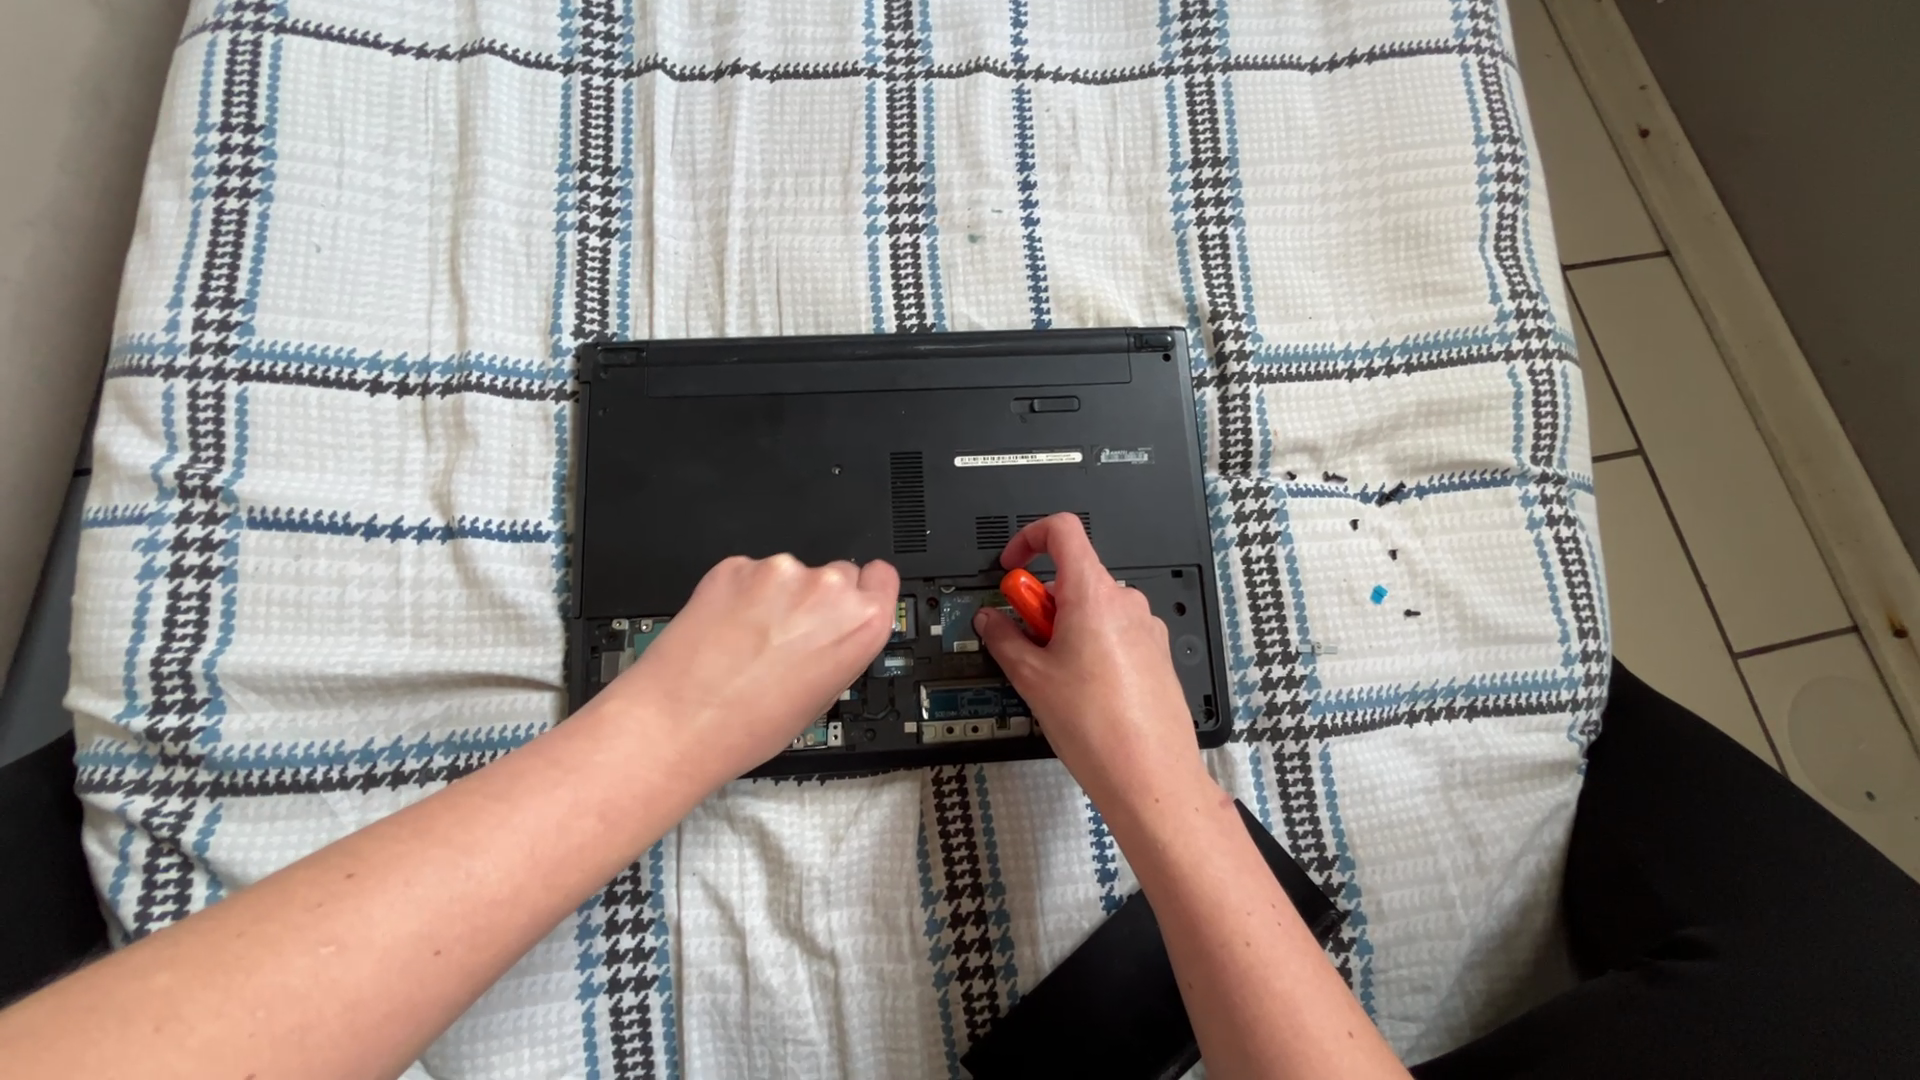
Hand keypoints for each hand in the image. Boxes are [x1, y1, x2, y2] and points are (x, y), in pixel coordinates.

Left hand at [592, 554, 899, 783]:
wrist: (680, 723)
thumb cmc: (749, 726)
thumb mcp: (823, 697)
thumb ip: (842, 648)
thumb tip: (835, 632)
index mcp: (861, 623)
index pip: (883, 577)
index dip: (867, 590)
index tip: (855, 599)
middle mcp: (826, 590)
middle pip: (838, 574)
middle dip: (818, 598)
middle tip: (792, 634)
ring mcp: (779, 573)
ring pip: (789, 574)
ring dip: (776, 596)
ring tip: (751, 640)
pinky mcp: (735, 567)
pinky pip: (750, 573)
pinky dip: (741, 594)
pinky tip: (727, 629)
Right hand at [974, 513, 1207, 810]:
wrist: (1150, 775)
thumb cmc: (1100, 728)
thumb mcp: (1031, 678)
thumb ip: (1003, 637)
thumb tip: (990, 620)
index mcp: (1093, 594)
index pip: (1061, 530)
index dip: (1028, 538)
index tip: (1011, 565)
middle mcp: (1125, 602)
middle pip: (1072, 575)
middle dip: (1040, 602)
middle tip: (1024, 641)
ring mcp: (1144, 627)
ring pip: (1092, 605)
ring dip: (1064, 625)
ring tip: (1053, 674)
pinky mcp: (1155, 652)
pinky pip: (1113, 629)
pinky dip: (1089, 642)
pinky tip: (1081, 688)